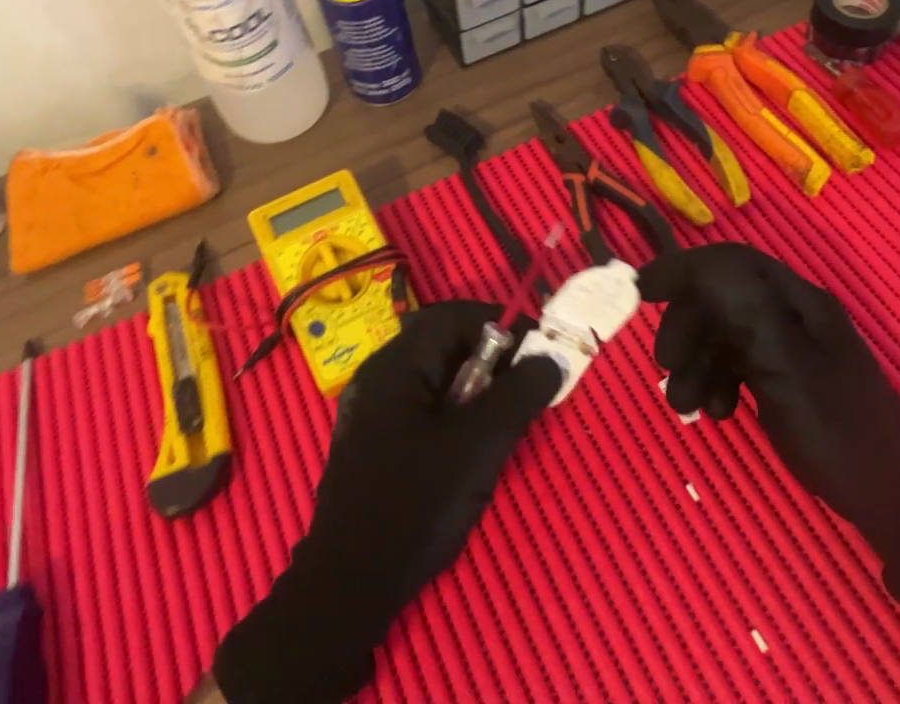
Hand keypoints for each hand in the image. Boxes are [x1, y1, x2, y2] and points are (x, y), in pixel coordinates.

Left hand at [213, 301, 560, 703]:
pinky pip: (424, 411)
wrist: (350, 583)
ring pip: (437, 382)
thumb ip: (518, 395)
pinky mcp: (376, 445)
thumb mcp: (478, 445)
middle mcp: (378, 379)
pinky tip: (474, 452)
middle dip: (493, 361)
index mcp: (395, 367)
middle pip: (443, 346)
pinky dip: (457, 417)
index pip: (452, 317)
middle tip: (529, 389)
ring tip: (507, 424)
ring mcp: (372, 414)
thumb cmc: (416, 504)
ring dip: (478, 392)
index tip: (539, 349)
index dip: (500, 324)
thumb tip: (549, 357)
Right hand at [640, 244, 899, 652]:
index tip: (639, 292)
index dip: (682, 270)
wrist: (891, 498)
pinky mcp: (788, 377)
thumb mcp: (784, 368)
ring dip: (697, 364)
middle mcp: (794, 315)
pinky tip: (716, 412)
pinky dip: (717, 382)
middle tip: (664, 368)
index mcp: (798, 302)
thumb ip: (742, 311)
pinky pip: (738, 363)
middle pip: (721, 299)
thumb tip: (698, 264)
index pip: (729, 263)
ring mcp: (791, 347)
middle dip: (687, 330)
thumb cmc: (835, 431)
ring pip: (725, 335)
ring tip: (685, 406)